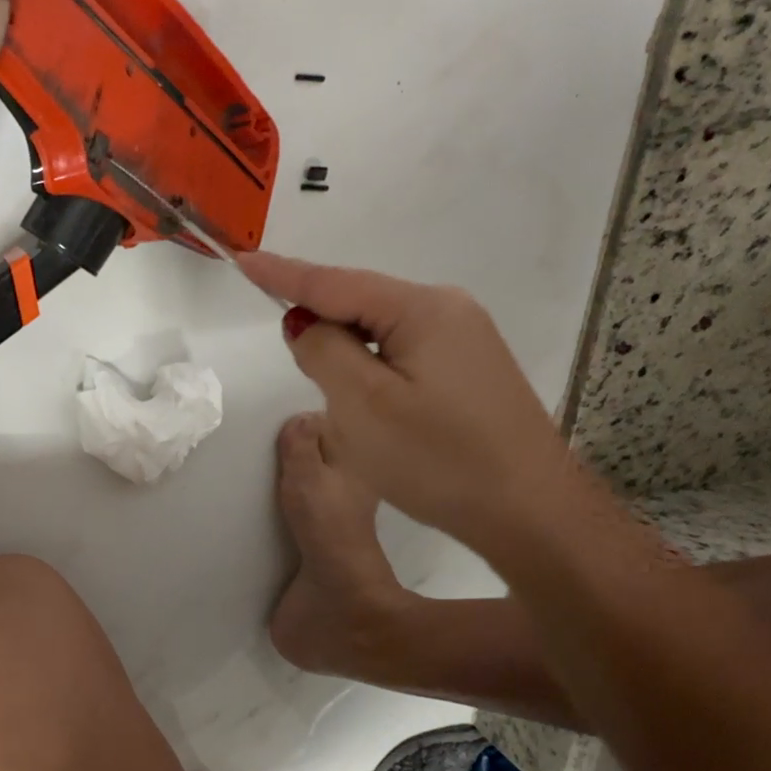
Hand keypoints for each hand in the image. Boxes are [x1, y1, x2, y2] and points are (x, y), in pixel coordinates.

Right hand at [240, 253, 581, 542]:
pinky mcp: (467, 371)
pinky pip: (400, 353)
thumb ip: (322, 352)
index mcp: (422, 310)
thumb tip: (303, 323)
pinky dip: (369, 368)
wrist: (528, 510)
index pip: (334, 283)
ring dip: (345, 354)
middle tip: (288, 358)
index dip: (282, 274)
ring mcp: (464, 341)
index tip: (242, 260)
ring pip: (379, 332)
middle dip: (317, 321)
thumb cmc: (438, 458)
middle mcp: (448, 312)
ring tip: (332, 396)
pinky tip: (368, 403)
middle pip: (360, 304)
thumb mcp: (361, 404)